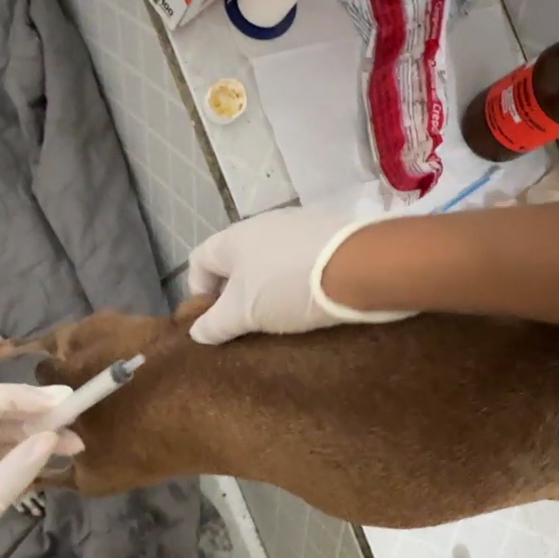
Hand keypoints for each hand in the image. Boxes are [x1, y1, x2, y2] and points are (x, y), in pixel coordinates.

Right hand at [185, 204, 414, 344]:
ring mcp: (298, 226)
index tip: (213, 320)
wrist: (361, 266)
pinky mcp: (328, 234)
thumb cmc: (287, 288)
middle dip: (235, 294)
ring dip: (267, 288)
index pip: (199, 261)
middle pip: (235, 262)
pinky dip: (297, 281)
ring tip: (281, 317)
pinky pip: (299, 260)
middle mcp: (261, 225)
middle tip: (247, 324)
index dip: (198, 292)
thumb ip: (214, 325)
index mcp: (233, 239)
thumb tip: (197, 333)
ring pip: (268, 261)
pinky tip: (310, 302)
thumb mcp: (243, 314)